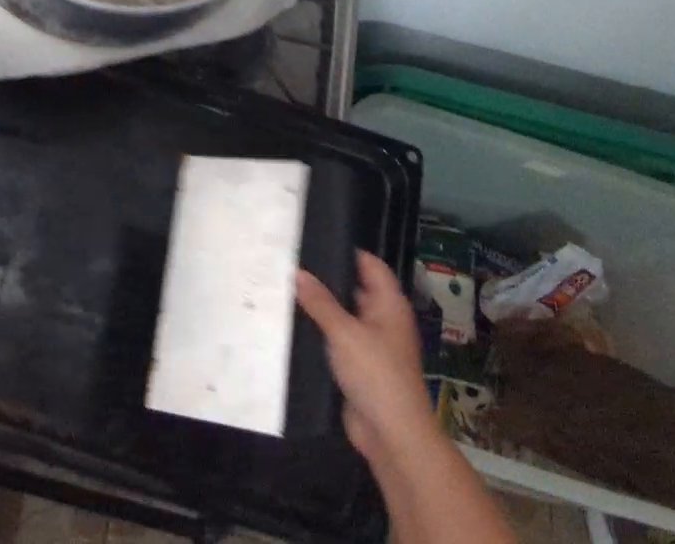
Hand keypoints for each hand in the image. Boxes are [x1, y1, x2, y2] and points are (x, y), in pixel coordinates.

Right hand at [295, 250, 432, 463]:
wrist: (391, 433)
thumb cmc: (376, 374)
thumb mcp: (344, 332)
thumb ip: (320, 302)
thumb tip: (297, 272)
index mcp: (389, 305)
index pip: (370, 265)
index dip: (346, 251)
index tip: (313, 240)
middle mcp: (382, 320)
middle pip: (354, 289)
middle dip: (325, 279)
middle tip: (289, 264)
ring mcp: (370, 344)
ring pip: (342, 316)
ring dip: (319, 308)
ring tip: (283, 289)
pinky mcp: (357, 366)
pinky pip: (336, 340)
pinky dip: (319, 333)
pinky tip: (292, 325)